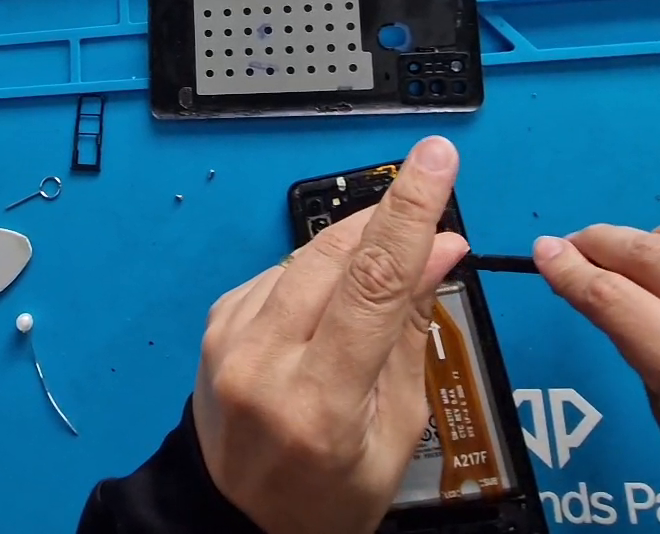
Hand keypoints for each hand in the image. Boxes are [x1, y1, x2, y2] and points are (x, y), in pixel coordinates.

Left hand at [194, 137, 469, 533]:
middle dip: (385, 217)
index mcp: (320, 401)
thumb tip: (440, 249)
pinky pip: (281, 270)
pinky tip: (329, 302)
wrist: (231, 514)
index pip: (374, 284)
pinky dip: (315, 272)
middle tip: (426, 197)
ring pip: (306, 254)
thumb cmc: (327, 493)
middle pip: (334, 253)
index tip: (436, 161)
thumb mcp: (394, 435)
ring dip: (352, 247)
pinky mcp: (218, 316)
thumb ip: (412, 334)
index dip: (410, 213)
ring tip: (381, 270)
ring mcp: (231, 333)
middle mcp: (264, 357)